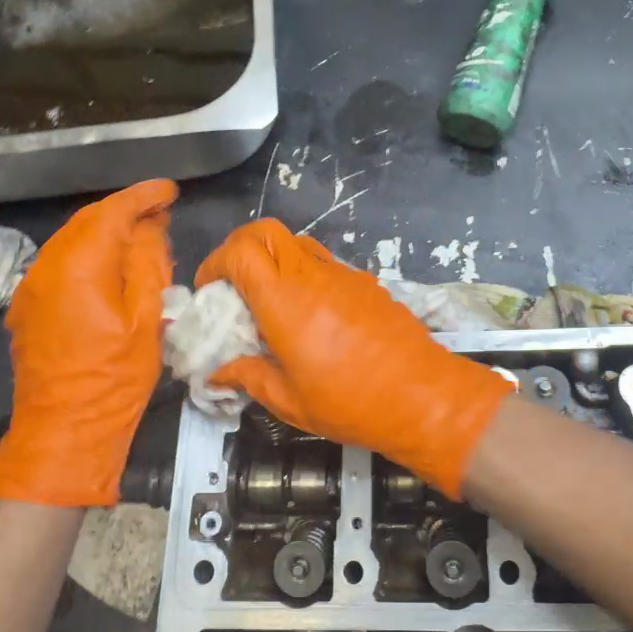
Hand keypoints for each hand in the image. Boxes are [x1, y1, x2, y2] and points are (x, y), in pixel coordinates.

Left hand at [0, 179, 177, 506]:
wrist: (64, 433)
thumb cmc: (115, 378)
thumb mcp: (147, 318)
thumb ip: (148, 263)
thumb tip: (150, 227)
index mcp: (78, 267)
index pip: (113, 212)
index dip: (144, 196)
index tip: (171, 190)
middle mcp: (47, 268)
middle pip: (88, 221)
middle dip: (125, 211)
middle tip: (162, 213)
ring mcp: (32, 289)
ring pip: (72, 241)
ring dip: (106, 232)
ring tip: (142, 238)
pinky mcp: (29, 308)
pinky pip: (61, 264)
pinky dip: (89, 255)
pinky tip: (112, 268)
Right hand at [201, 218, 511, 498]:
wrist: (422, 394)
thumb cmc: (350, 401)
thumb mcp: (289, 400)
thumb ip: (249, 377)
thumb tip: (219, 373)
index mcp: (284, 300)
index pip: (240, 251)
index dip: (216, 262)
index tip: (210, 290)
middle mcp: (312, 276)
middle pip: (266, 230)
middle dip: (240, 246)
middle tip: (232, 282)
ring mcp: (343, 274)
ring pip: (298, 242)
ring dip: (274, 258)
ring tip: (268, 298)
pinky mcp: (365, 283)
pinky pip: (325, 262)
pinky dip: (304, 273)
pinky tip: (308, 312)